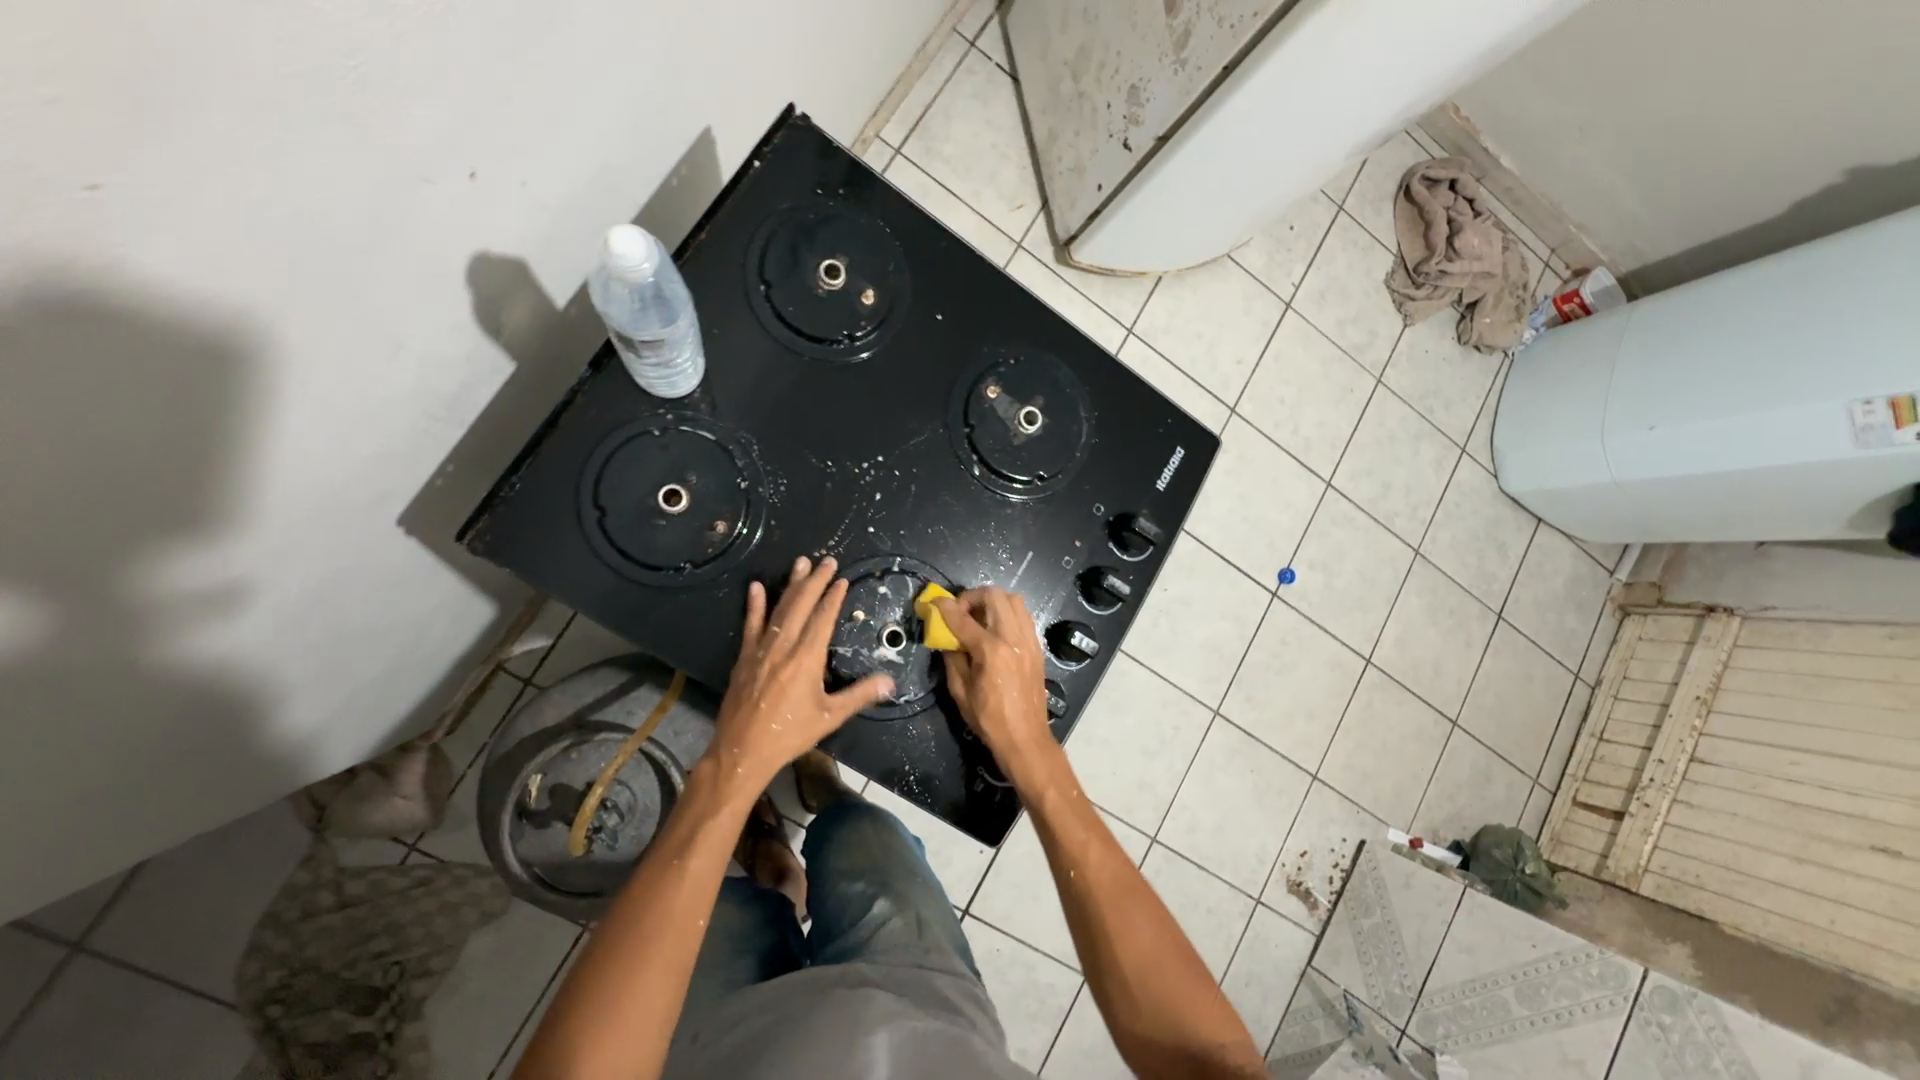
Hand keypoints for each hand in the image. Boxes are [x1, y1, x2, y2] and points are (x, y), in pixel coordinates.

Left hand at [708, 556, 894, 790]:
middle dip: (815, 581)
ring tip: (801, 563)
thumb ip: (859, 695)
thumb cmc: (790, 734)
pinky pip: (751, 624)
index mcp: (807, 657)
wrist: (743, 750)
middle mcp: (784, 645)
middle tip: (827, 561)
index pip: (823, 617)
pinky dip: (755, 604)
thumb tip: (890, 681)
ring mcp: (761, 649)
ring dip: (791, 585)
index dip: (833, 597)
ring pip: (779, 608)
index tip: (842, 580)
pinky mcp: (745, 657)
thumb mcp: (830, 717)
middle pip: (801, 604)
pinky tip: (756, 587)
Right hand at [933, 588, 1054, 770]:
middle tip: (961, 611)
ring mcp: (1029, 640)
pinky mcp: (1037, 647)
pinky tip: (996, 629)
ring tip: (979, 616)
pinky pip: (1023, 616)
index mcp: (991, 651)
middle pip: (994, 596)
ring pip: (1014, 600)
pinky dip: (1007, 613)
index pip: (963, 619)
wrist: (1025, 737)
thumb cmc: (989, 719)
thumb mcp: (960, 691)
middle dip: (973, 597)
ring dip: (993, 601)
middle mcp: (1013, 638)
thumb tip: (947, 639)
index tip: (935, 601)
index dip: (946, 608)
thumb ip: (952, 658)